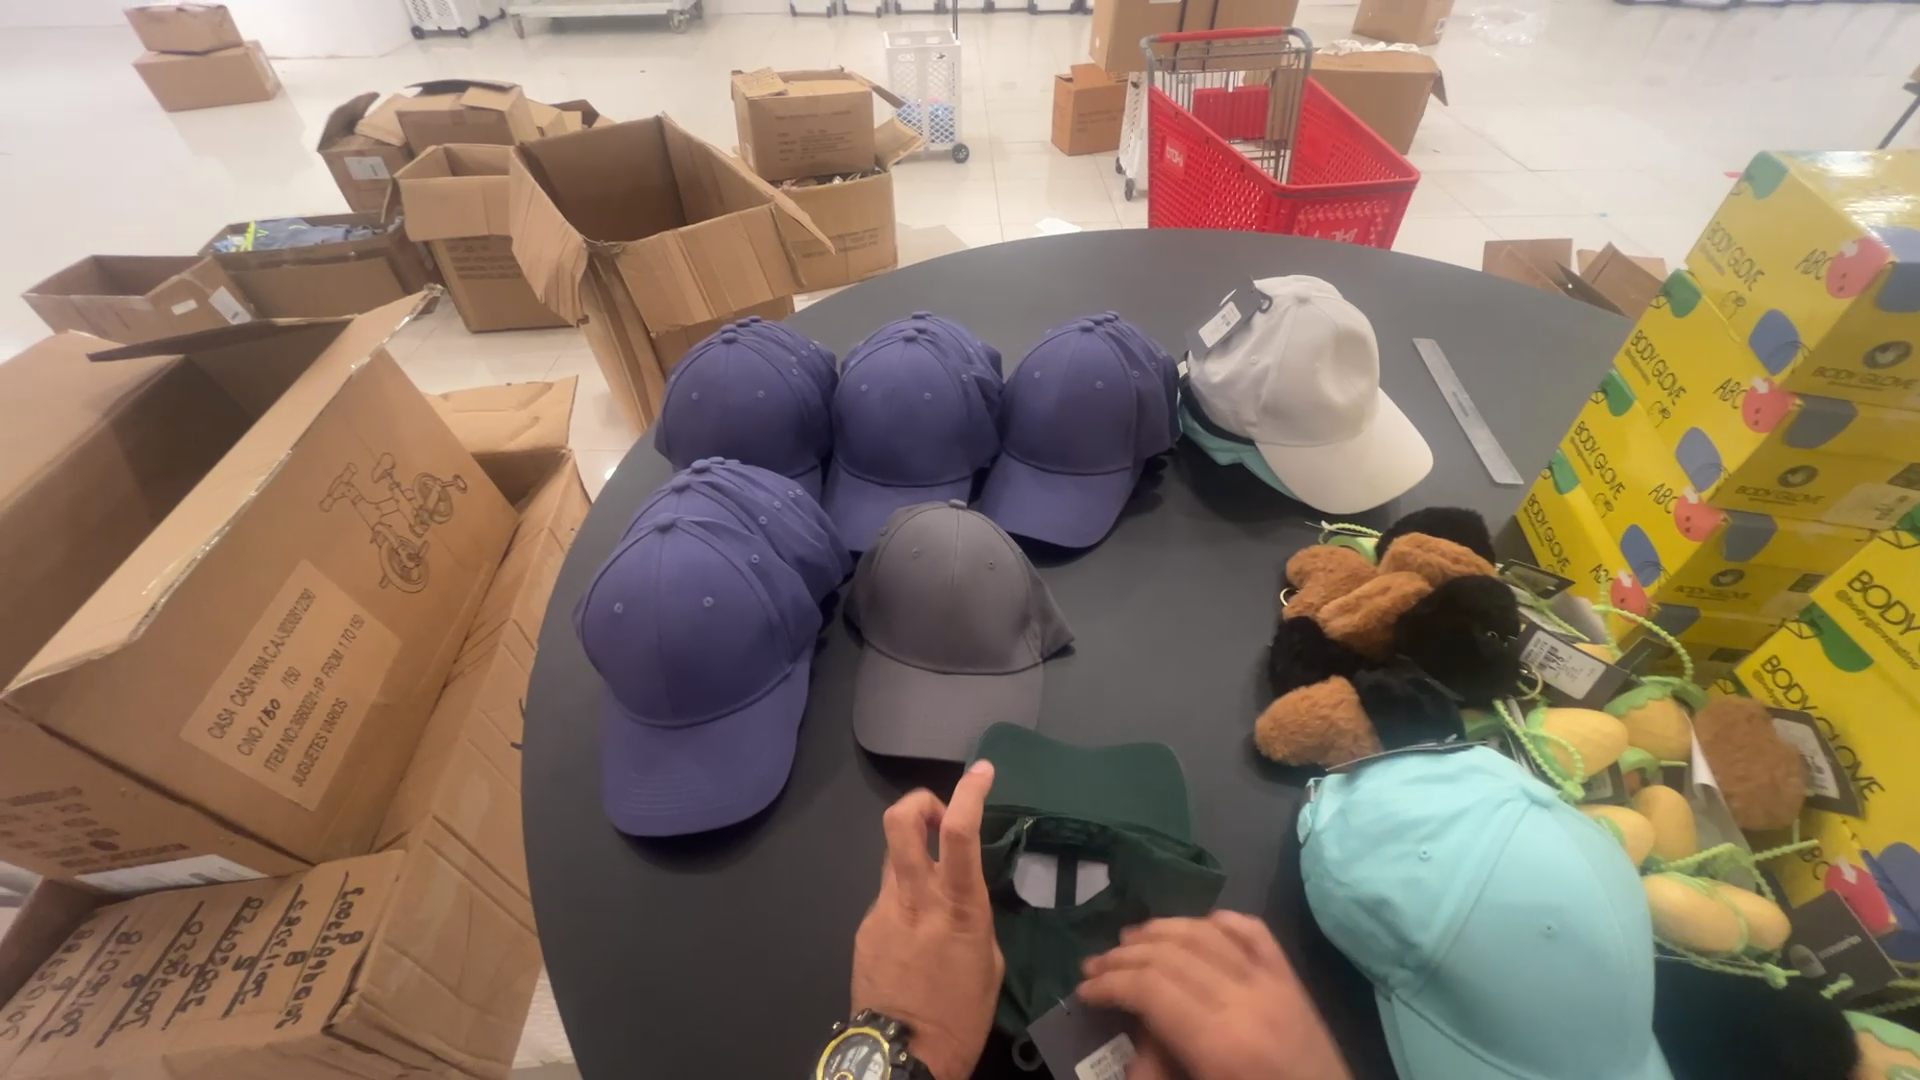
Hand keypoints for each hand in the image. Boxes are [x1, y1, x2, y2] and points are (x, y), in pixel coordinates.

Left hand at [851, 761, 1002, 1079]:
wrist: (901, 1060)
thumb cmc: (961, 1014)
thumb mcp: (988, 960)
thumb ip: (974, 913)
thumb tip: (962, 892)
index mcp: (957, 906)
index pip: (960, 831)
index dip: (969, 791)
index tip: (982, 771)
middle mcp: (916, 896)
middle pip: (901, 821)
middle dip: (919, 802)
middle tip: (936, 814)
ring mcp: (884, 909)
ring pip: (893, 855)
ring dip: (913, 853)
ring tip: (929, 885)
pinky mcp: (865, 926)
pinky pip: (887, 895)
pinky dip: (903, 899)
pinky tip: (912, 934)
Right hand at [1078, 912, 1350, 1079]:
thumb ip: (1161, 1071)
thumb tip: (1135, 1044)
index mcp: (1220, 1044)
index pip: (1149, 988)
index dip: (1110, 983)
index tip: (1084, 991)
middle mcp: (1245, 1001)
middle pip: (1169, 955)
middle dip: (1123, 957)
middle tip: (1094, 966)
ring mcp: (1274, 986)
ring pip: (1204, 933)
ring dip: (1160, 930)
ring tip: (1130, 939)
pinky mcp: (1294, 984)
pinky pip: (1252, 932)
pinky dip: (1219, 921)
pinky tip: (1196, 925)